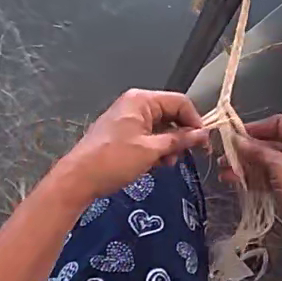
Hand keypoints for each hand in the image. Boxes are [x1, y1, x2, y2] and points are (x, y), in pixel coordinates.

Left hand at [50, 89, 208, 201]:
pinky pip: (149, 136)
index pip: (180, 102)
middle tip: (189, 154)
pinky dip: (157, 148)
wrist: (78, 179)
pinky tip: (157, 163)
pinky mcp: (123, 133)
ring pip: (161, 127)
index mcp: (141, 100)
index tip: (203, 142)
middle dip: (182, 134)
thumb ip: (180, 140)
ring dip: (170, 144)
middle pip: (171, 113)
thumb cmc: (114, 160)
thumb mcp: (151, 150)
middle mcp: (135, 104)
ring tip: (168, 162)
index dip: (195, 121)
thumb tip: (202, 135)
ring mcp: (128, 118)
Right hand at [225, 114, 281, 254]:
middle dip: (247, 151)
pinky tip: (236, 181)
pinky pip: (275, 177)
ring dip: (248, 166)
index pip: (279, 123)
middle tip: (223, 156)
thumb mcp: (279, 167)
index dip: (254, 128)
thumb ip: (256, 151)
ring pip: (272, 162)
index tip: (231, 136)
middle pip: (274, 143)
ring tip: (225, 171)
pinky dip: (258, 179)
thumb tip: (236, 140)